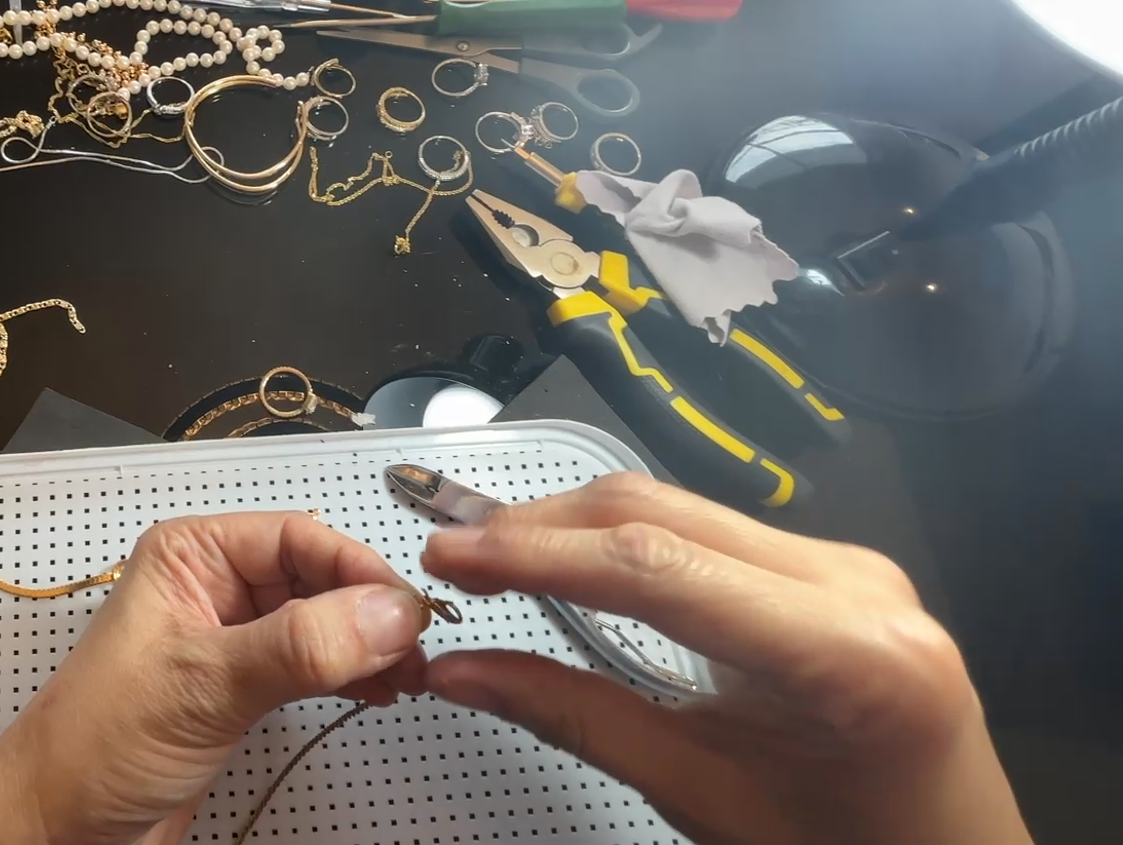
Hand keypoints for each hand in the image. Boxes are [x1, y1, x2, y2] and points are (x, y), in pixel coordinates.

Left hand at [0, 511, 432, 844]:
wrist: (58, 825)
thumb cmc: (105, 738)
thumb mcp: (206, 682)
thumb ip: (300, 645)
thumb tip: (394, 612)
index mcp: (192, 553)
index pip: (294, 537)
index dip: (355, 568)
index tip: (410, 613)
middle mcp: (213, 581)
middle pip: (311, 574)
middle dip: (366, 609)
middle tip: (416, 656)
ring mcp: (229, 632)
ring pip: (316, 617)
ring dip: (363, 642)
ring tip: (407, 678)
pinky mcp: (240, 680)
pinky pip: (308, 658)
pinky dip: (345, 671)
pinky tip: (376, 689)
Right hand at [421, 473, 1030, 844]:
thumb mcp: (698, 793)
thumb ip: (569, 715)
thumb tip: (452, 672)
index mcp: (847, 655)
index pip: (652, 568)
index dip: (533, 553)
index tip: (445, 557)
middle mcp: (849, 579)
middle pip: (649, 514)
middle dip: (534, 528)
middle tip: (452, 557)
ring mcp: (836, 557)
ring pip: (659, 501)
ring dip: (560, 521)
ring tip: (488, 552)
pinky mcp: (812, 555)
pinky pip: (683, 519)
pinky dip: (600, 530)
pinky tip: (558, 550)